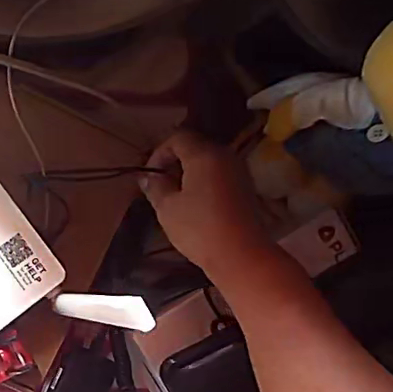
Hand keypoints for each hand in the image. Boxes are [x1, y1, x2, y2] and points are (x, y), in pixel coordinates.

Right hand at [139, 131, 281, 281]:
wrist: (240, 254)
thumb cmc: (198, 228)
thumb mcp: (167, 208)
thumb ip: (155, 186)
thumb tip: (148, 176)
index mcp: (205, 155)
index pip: (178, 137)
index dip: (158, 152)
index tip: (149, 175)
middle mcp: (225, 156)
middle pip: (194, 146)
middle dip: (173, 161)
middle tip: (158, 184)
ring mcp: (238, 171)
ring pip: (207, 161)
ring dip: (187, 172)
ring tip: (173, 195)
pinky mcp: (244, 187)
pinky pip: (218, 174)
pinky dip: (202, 181)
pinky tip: (192, 203)